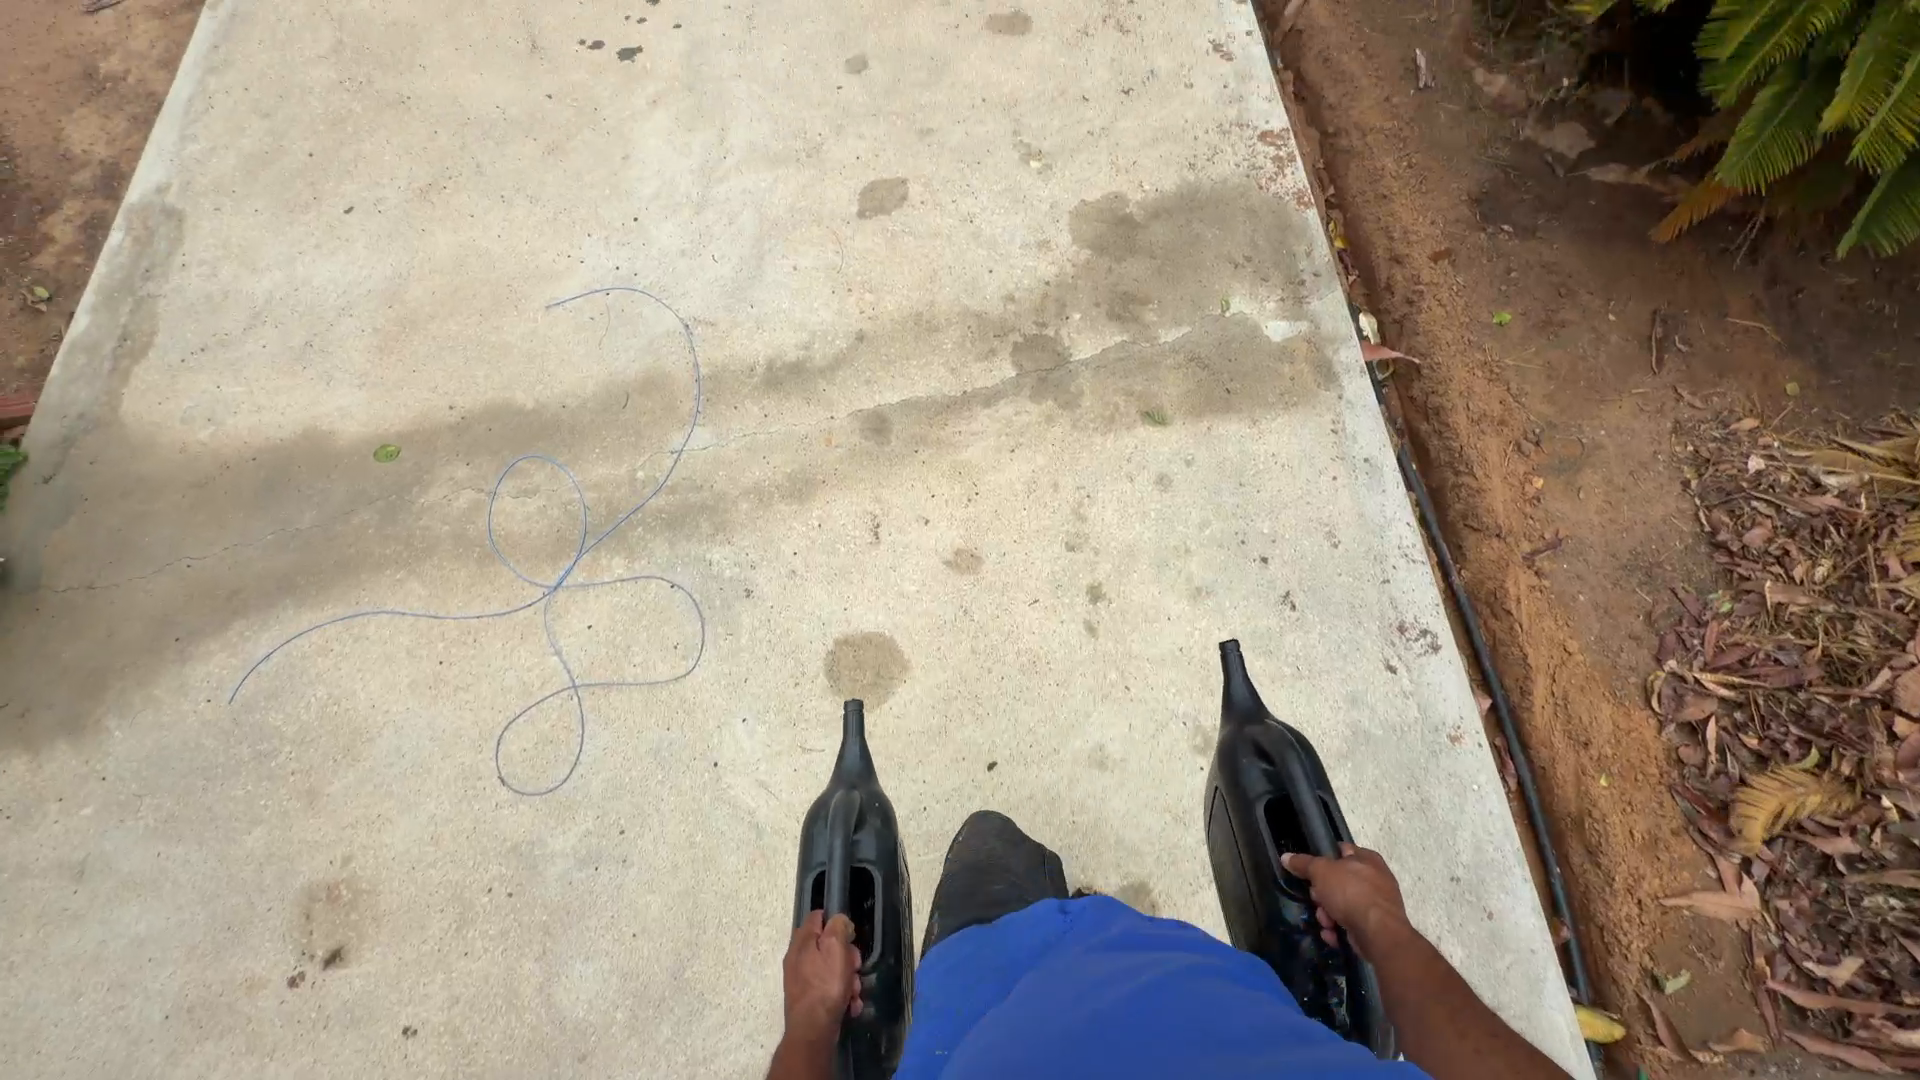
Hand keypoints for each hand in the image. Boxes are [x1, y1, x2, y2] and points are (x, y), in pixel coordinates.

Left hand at [782, 910, 862, 1042]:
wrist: (813, 1030)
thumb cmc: (826, 985)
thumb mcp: (836, 947)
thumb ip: (838, 926)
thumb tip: (838, 920)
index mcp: (802, 942)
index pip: (818, 917)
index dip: (837, 923)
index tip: (850, 936)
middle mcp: (798, 958)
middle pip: (828, 945)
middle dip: (847, 956)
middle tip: (854, 966)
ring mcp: (802, 980)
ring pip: (832, 969)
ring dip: (848, 979)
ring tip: (854, 992)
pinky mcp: (808, 999)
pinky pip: (828, 988)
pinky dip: (841, 995)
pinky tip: (850, 1004)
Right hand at [1280, 844, 1411, 959]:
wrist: (1378, 934)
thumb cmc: (1351, 893)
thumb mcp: (1321, 871)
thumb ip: (1303, 863)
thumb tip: (1286, 857)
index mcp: (1367, 859)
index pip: (1340, 850)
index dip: (1322, 858)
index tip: (1309, 869)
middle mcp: (1375, 879)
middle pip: (1337, 882)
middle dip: (1322, 894)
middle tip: (1316, 899)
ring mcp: (1376, 905)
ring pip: (1341, 905)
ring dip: (1327, 914)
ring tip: (1326, 921)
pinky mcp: (1376, 927)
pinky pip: (1350, 924)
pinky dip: (1339, 929)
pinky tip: (1332, 934)